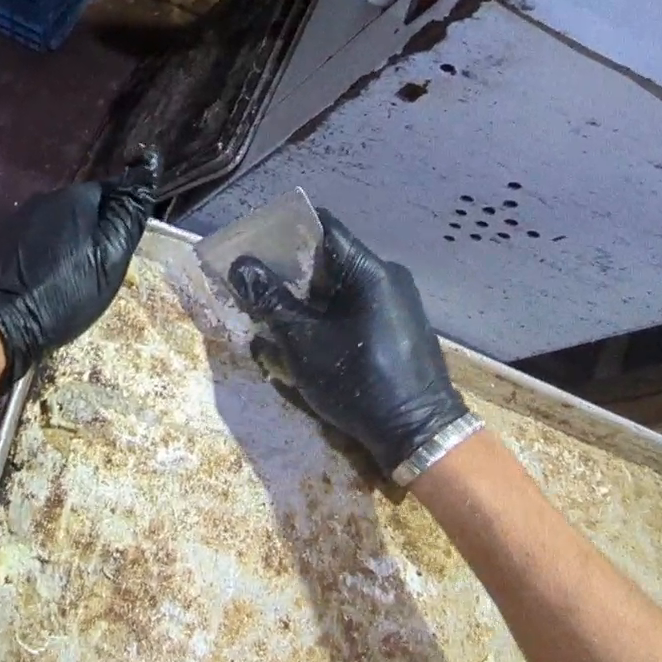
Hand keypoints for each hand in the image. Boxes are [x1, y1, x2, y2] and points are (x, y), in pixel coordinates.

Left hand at [0, 154, 159, 382]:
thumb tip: (145, 174)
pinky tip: (50, 277)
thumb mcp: (110, 257)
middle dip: (95, 232)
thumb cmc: (63, 290)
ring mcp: (20, 219)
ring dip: (71, 243)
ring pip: (60, 225)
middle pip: (83, 209)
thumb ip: (128, 215)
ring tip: (76, 276)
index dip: (121, 219)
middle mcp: (44, 199)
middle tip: (102, 268)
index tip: (123, 248)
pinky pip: (38, 240)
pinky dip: (49, 254)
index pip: (111, 192)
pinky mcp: (4, 241)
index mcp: (73, 197)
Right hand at [228, 209, 470, 477]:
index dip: (285, 230)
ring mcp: (396, 302)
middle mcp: (387, 276)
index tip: (254, 242)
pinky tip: (302, 331)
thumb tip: (242, 266)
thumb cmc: (358, 380)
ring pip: (339, 284)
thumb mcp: (303, 341)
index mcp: (369, 270)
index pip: (323, 227)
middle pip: (329, 257)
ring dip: (305, 294)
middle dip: (289, 268)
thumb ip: (271, 299)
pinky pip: (354, 304)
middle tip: (253, 280)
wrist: (419, 433)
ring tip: (270, 308)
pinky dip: (325, 311)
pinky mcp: (397, 325)